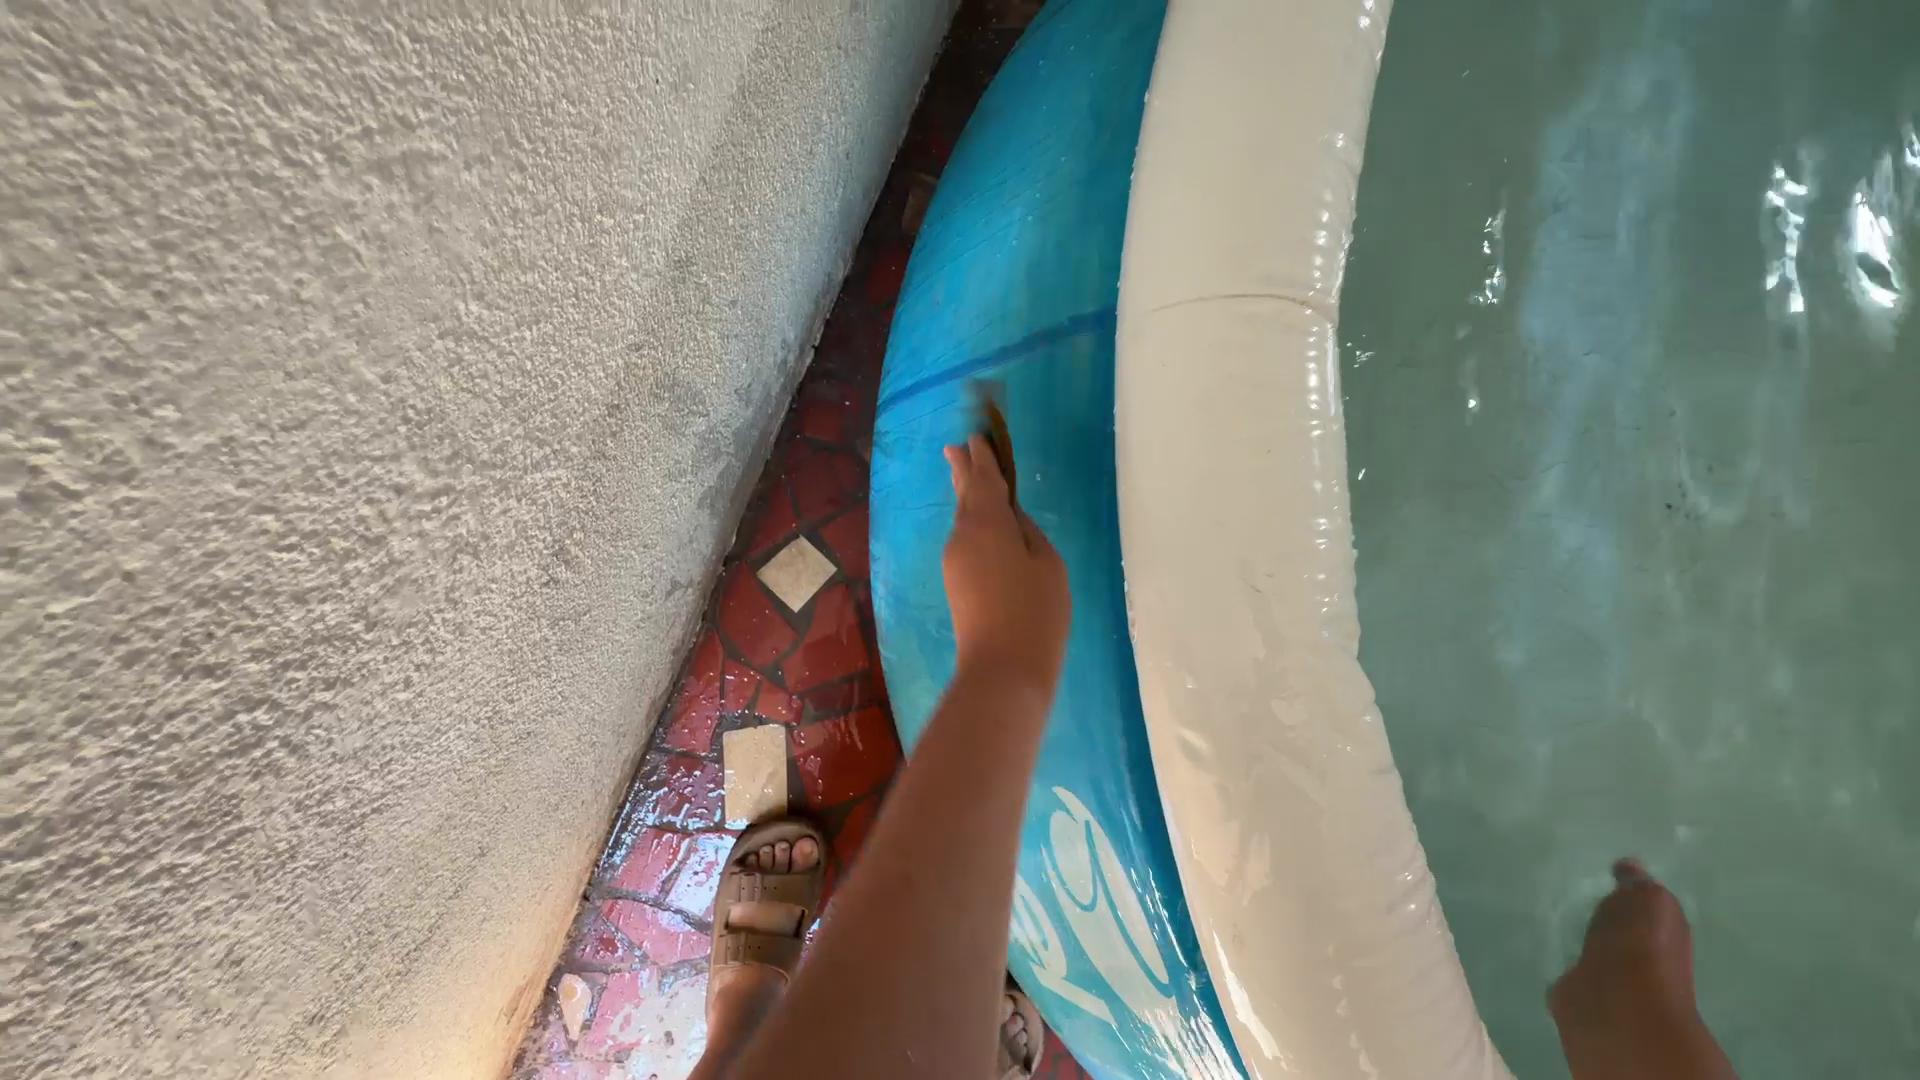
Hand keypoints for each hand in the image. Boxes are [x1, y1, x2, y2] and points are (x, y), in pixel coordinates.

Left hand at [941, 434, 1069, 693]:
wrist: (1003, 669)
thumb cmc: (1036, 611)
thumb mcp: (1047, 563)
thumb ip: (1028, 532)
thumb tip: (1011, 519)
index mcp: (987, 522)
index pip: (985, 479)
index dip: (982, 457)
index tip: (976, 437)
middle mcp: (962, 535)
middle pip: (964, 495)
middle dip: (962, 470)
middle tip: (955, 448)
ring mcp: (954, 561)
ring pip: (963, 520)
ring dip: (967, 497)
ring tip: (968, 477)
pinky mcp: (956, 583)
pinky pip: (966, 541)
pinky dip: (973, 524)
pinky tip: (982, 526)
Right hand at [1549, 859, 1737, 1079]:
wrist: (1617, 997)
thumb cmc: (1641, 943)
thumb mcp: (1649, 900)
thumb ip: (1638, 883)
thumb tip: (1631, 865)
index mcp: (1664, 931)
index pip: (1649, 906)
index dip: (1632, 892)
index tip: (1608, 872)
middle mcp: (1642, 953)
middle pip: (1622, 926)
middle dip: (1607, 913)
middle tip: (1578, 889)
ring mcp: (1611, 973)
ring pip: (1597, 944)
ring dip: (1584, 934)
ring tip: (1557, 911)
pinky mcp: (1581, 986)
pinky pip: (1573, 963)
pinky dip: (1565, 954)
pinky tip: (1547, 940)